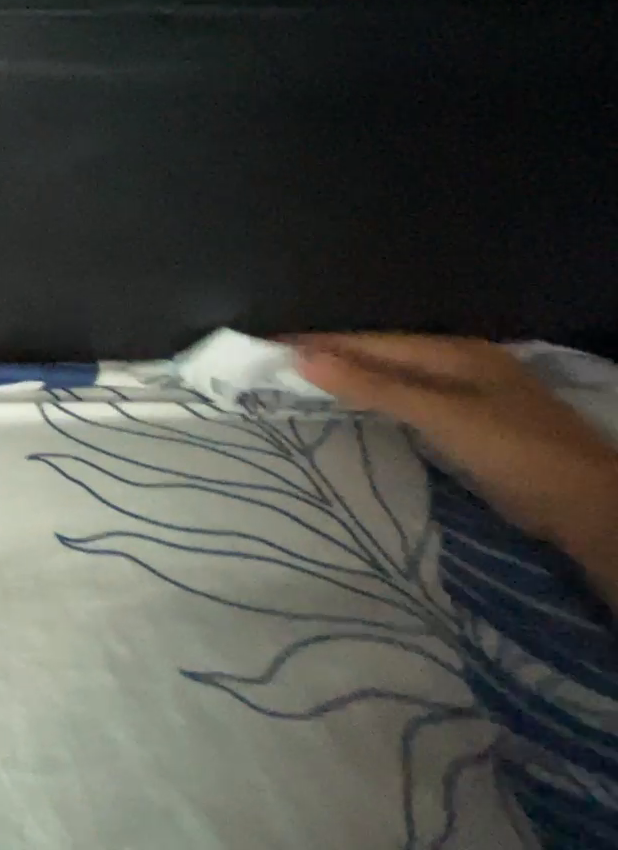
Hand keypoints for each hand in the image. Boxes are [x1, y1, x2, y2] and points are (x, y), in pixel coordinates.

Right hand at [291, 334, 617, 567]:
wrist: (591, 509)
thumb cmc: (516, 452)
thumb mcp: (439, 415)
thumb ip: (371, 385)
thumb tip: (300, 357)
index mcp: (454, 353)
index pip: (369, 341)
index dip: (316, 341)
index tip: (263, 345)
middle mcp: (457, 365)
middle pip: (377, 355)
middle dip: (324, 356)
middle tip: (268, 364)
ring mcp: (462, 394)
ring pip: (386, 377)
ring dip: (342, 378)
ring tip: (292, 381)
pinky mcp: (462, 422)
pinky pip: (399, 399)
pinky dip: (365, 398)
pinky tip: (343, 404)